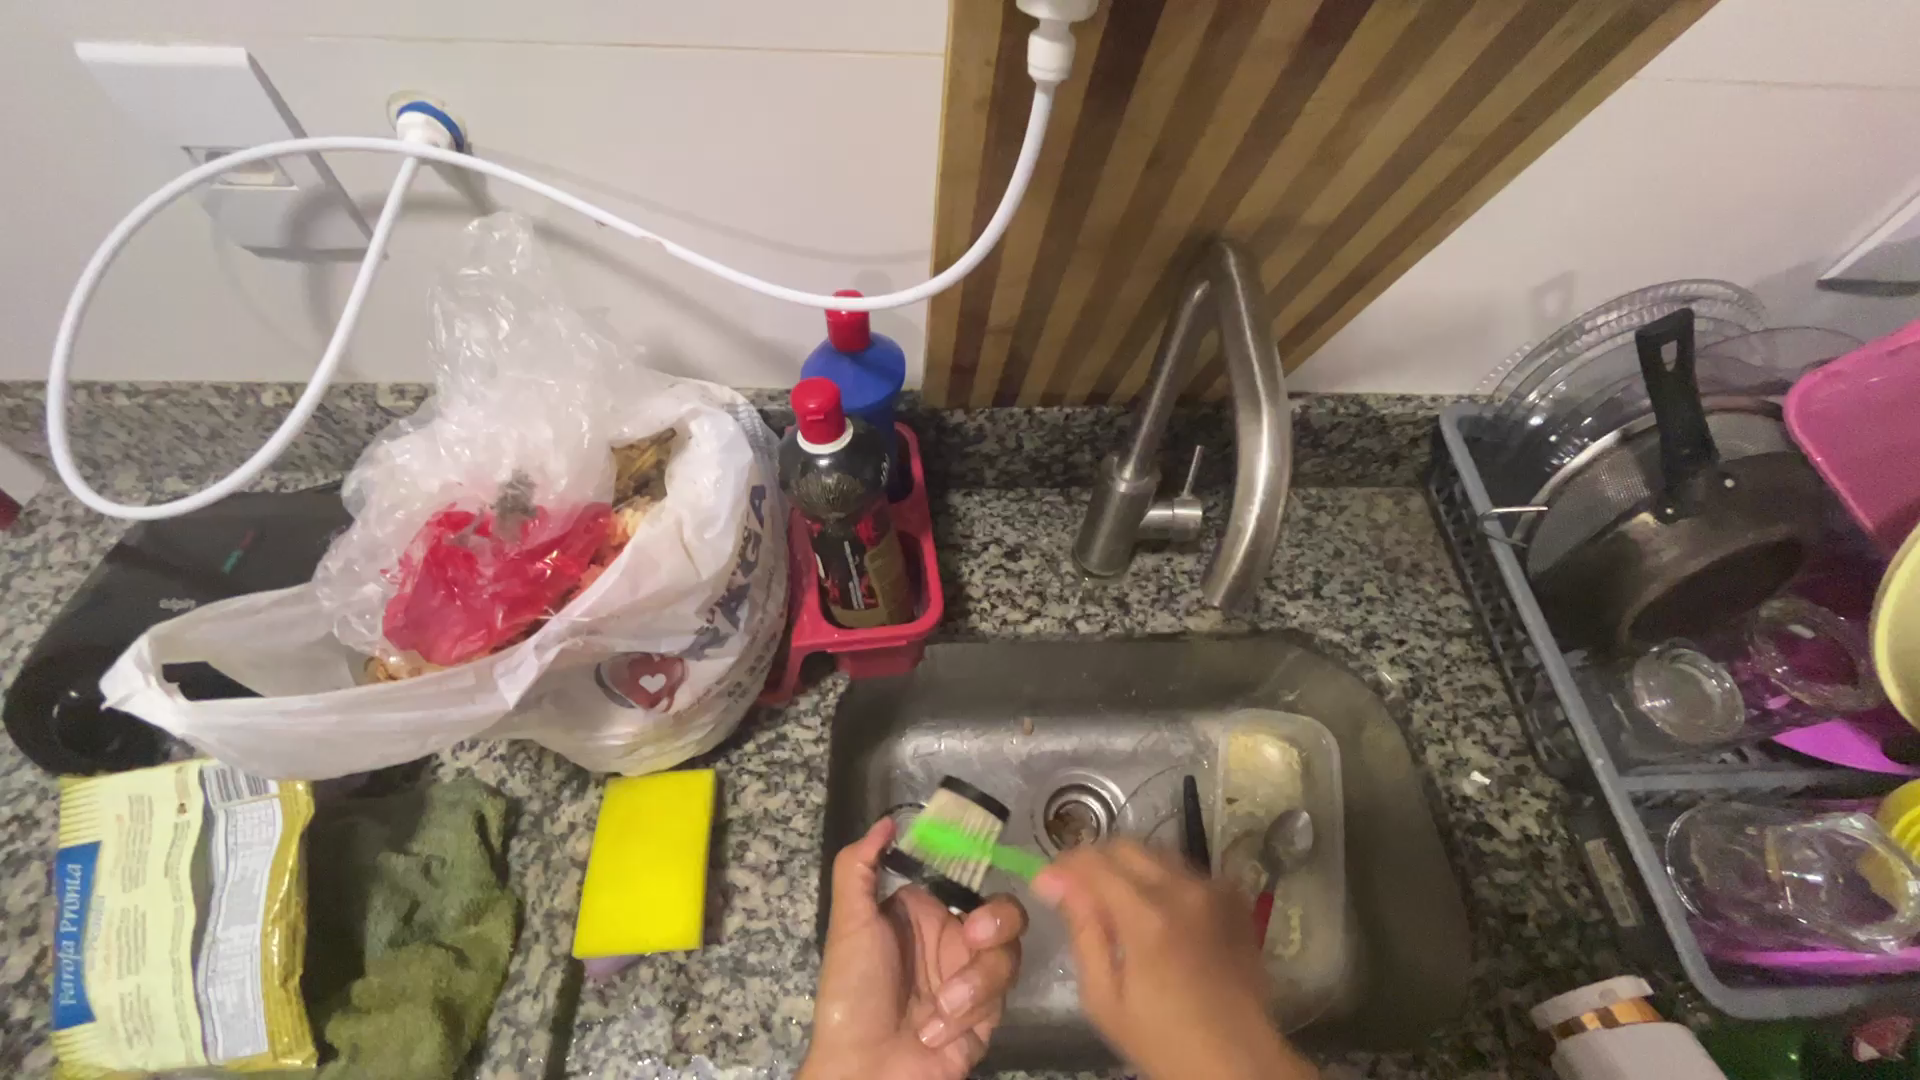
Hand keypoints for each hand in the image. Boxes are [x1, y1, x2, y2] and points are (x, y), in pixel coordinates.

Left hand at [799, 817, 1028, 1079]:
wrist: (863, 1074)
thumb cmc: (852, 992)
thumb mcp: (848, 923)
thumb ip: (859, 866)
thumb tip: (887, 821)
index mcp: (924, 911)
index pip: (968, 876)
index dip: (979, 871)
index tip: (975, 874)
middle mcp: (953, 937)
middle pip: (1004, 910)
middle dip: (996, 923)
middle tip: (972, 938)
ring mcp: (973, 977)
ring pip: (1009, 953)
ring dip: (975, 983)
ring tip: (940, 1010)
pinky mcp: (987, 1015)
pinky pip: (999, 998)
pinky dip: (967, 1015)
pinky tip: (935, 1033)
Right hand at [1032, 840, 1318, 1079]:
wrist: (1240, 1062)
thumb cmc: (1164, 1040)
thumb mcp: (1104, 998)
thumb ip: (1082, 930)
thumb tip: (1054, 881)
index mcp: (1146, 916)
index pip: (1092, 861)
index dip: (1064, 865)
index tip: (1047, 883)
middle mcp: (1182, 889)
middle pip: (1124, 847)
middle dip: (1095, 862)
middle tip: (1082, 893)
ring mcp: (1213, 890)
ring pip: (1156, 854)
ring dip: (1131, 870)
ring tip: (1122, 907)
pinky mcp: (1233, 897)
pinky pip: (1187, 871)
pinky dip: (1165, 882)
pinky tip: (1162, 915)